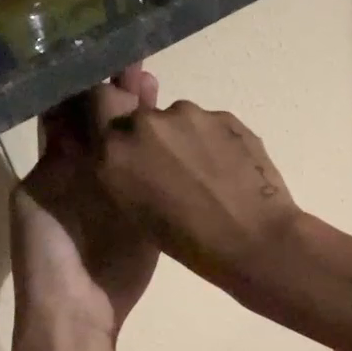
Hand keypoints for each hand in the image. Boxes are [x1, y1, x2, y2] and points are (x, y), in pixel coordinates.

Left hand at [12, 66, 160, 336]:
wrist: (79, 303)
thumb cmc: (49, 249)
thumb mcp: (39, 195)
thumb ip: (57, 154)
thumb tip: (73, 109)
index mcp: (56, 162)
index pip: (68, 111)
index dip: (81, 82)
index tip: (96, 52)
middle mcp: (88, 167)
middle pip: (102, 120)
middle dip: (115, 89)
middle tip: (133, 58)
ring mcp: (121, 186)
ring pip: (130, 140)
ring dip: (140, 110)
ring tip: (152, 79)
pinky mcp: (148, 205)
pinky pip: (154, 170)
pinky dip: (161, 146)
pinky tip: (172, 121)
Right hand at [89, 96, 301, 284]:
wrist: (255, 240)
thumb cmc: (192, 243)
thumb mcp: (137, 213)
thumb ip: (123, 172)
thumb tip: (128, 154)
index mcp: (113, 153)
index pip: (96, 106)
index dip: (108, 119)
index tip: (122, 138)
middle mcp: (142, 125)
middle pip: (137, 113)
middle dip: (148, 132)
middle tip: (170, 164)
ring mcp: (186, 115)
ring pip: (176, 118)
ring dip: (184, 137)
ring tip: (206, 173)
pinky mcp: (223, 114)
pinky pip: (209, 123)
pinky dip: (214, 141)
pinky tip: (230, 170)